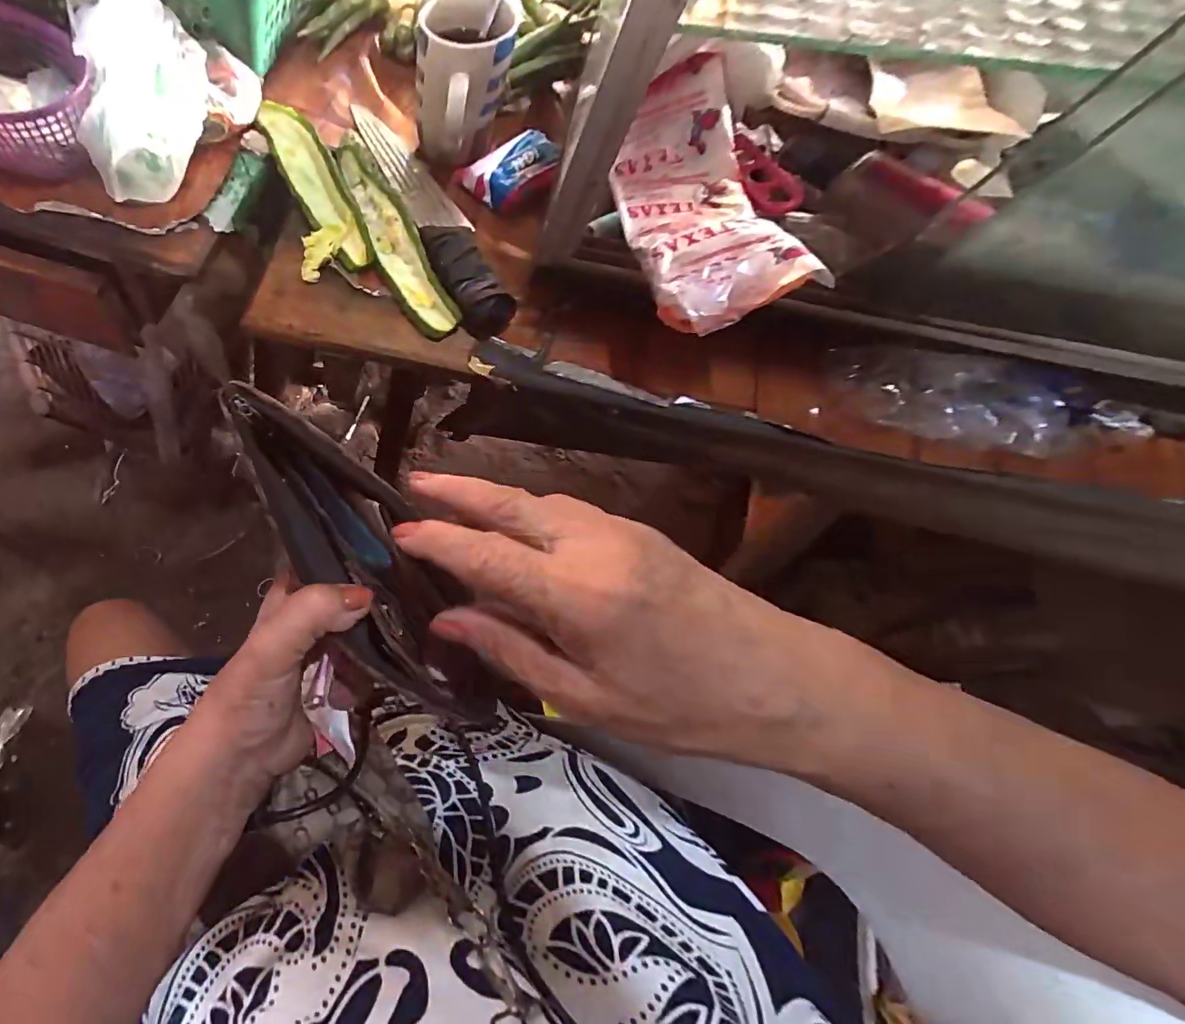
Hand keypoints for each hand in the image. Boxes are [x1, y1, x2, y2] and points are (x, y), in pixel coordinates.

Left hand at [184, 573, 371, 794]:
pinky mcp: (335, 686)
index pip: (320, 565)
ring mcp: (322, 654)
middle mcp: (306, 621)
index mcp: (286, 600)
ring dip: (372, 649)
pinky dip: (367, 679)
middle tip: (399, 614)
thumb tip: (365, 596)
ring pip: (360, 636)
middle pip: (347, 602)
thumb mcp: (272, 644)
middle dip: (370, 610)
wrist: (241, 756)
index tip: (387, 563)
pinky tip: (360, 689)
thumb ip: (311, 613)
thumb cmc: (249, 692)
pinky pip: (364, 672)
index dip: (348, 563)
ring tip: (376, 658)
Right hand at [391, 473, 903, 771]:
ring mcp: (618, 530)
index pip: (484, 554)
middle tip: (411, 480)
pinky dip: (521, 506)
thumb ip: (509, 650)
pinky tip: (506, 520)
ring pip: (534, 500)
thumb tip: (445, 619)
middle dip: (454, 490)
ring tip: (446, 496)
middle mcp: (592, 546)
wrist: (792, 683)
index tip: (397, 533)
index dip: (436, 540)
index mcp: (577, 595)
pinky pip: (562, 508)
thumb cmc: (683, 708)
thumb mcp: (585, 698)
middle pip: (507, 504)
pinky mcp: (636, 529)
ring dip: (487, 494)